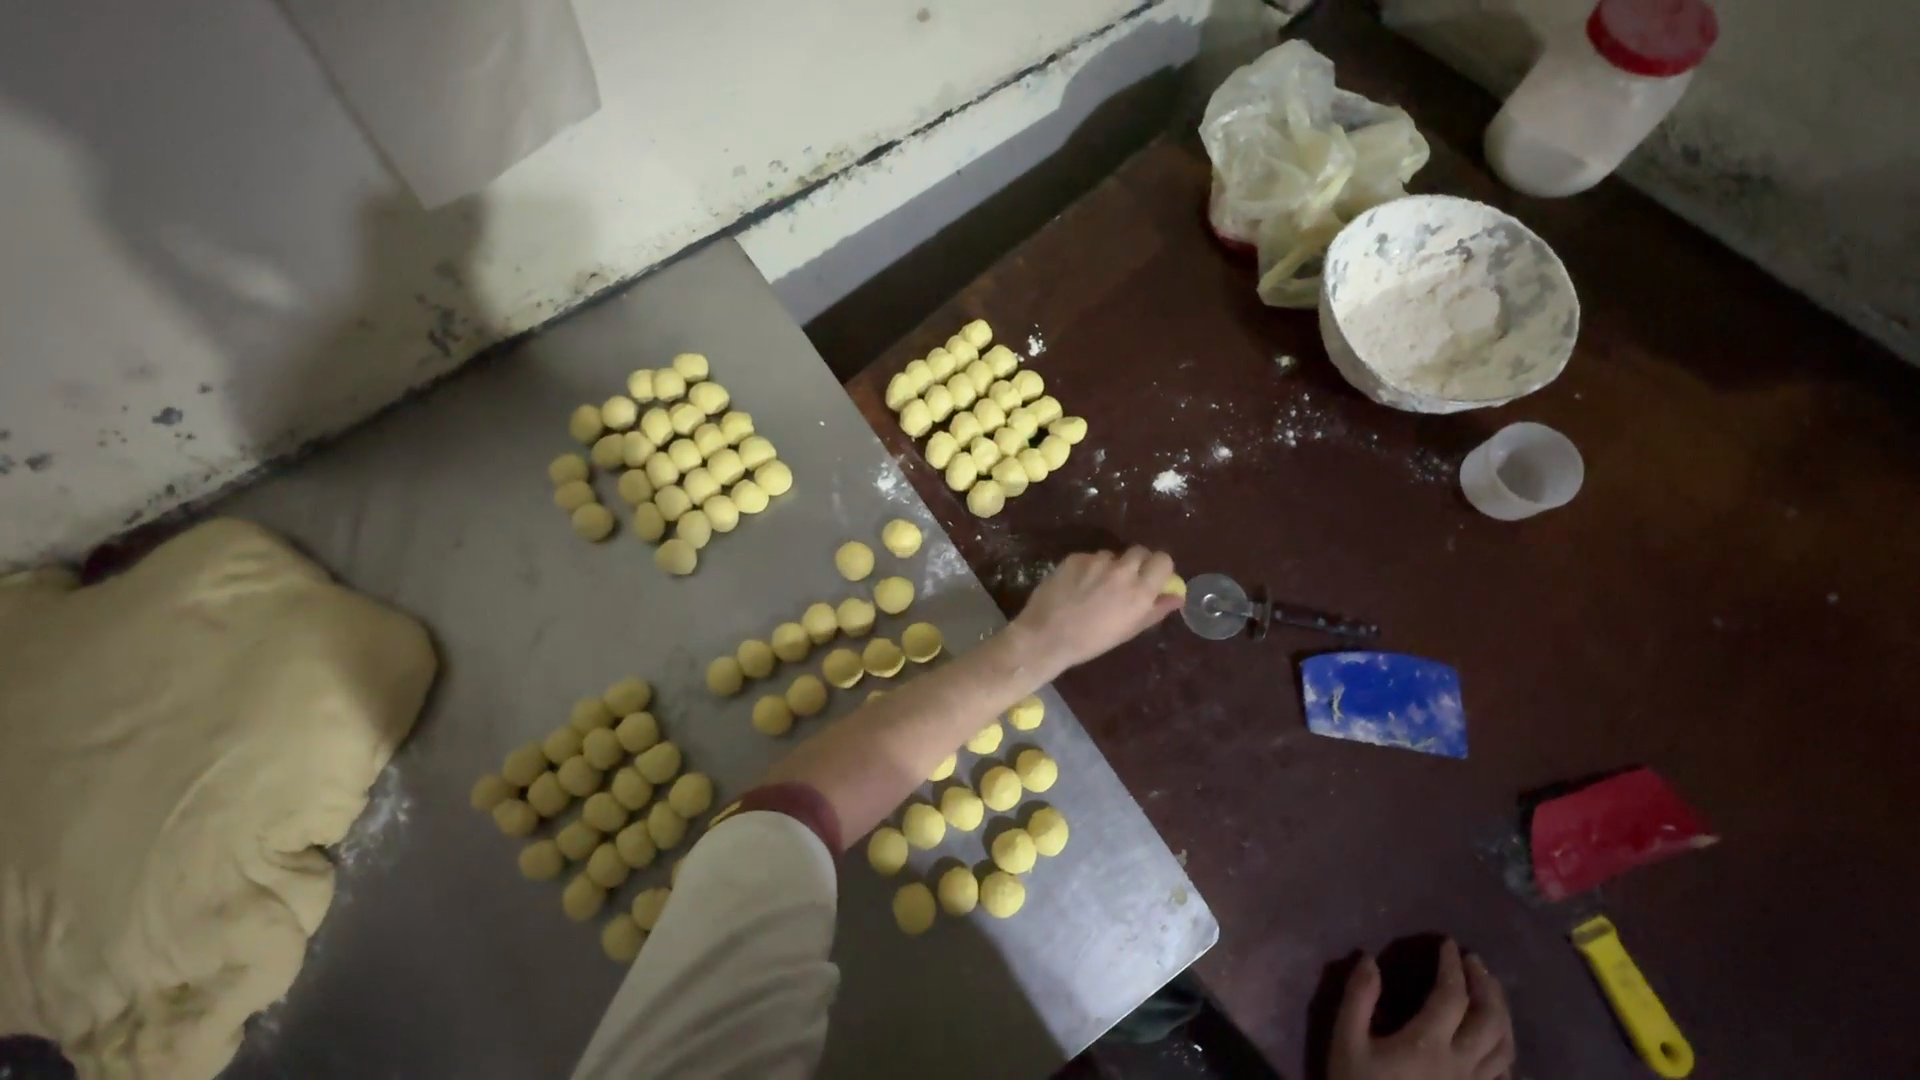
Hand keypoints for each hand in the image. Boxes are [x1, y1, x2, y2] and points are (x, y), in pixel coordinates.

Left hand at [1008, 547, 1180, 678]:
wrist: (1046, 636)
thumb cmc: (1091, 641)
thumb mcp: (1129, 630)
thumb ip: (1155, 610)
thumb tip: (1177, 596)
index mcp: (1140, 591)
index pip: (1163, 560)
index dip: (1159, 567)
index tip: (1152, 577)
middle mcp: (1122, 570)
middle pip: (1140, 551)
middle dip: (1137, 563)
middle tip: (1125, 580)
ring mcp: (1096, 561)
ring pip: (1112, 555)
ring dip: (1109, 566)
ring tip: (1094, 587)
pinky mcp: (1075, 557)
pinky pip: (1089, 558)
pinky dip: (1087, 568)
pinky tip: (1076, 586)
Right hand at [1330, 941, 1514, 1079]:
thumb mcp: (1346, 1040)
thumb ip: (1358, 998)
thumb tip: (1369, 959)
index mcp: (1428, 1043)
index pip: (1451, 995)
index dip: (1451, 966)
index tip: (1447, 944)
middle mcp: (1460, 1063)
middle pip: (1489, 1019)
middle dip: (1485, 984)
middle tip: (1474, 961)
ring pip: (1505, 1047)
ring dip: (1502, 1013)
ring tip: (1490, 991)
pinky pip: (1503, 1075)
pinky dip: (1506, 1050)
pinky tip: (1497, 1040)